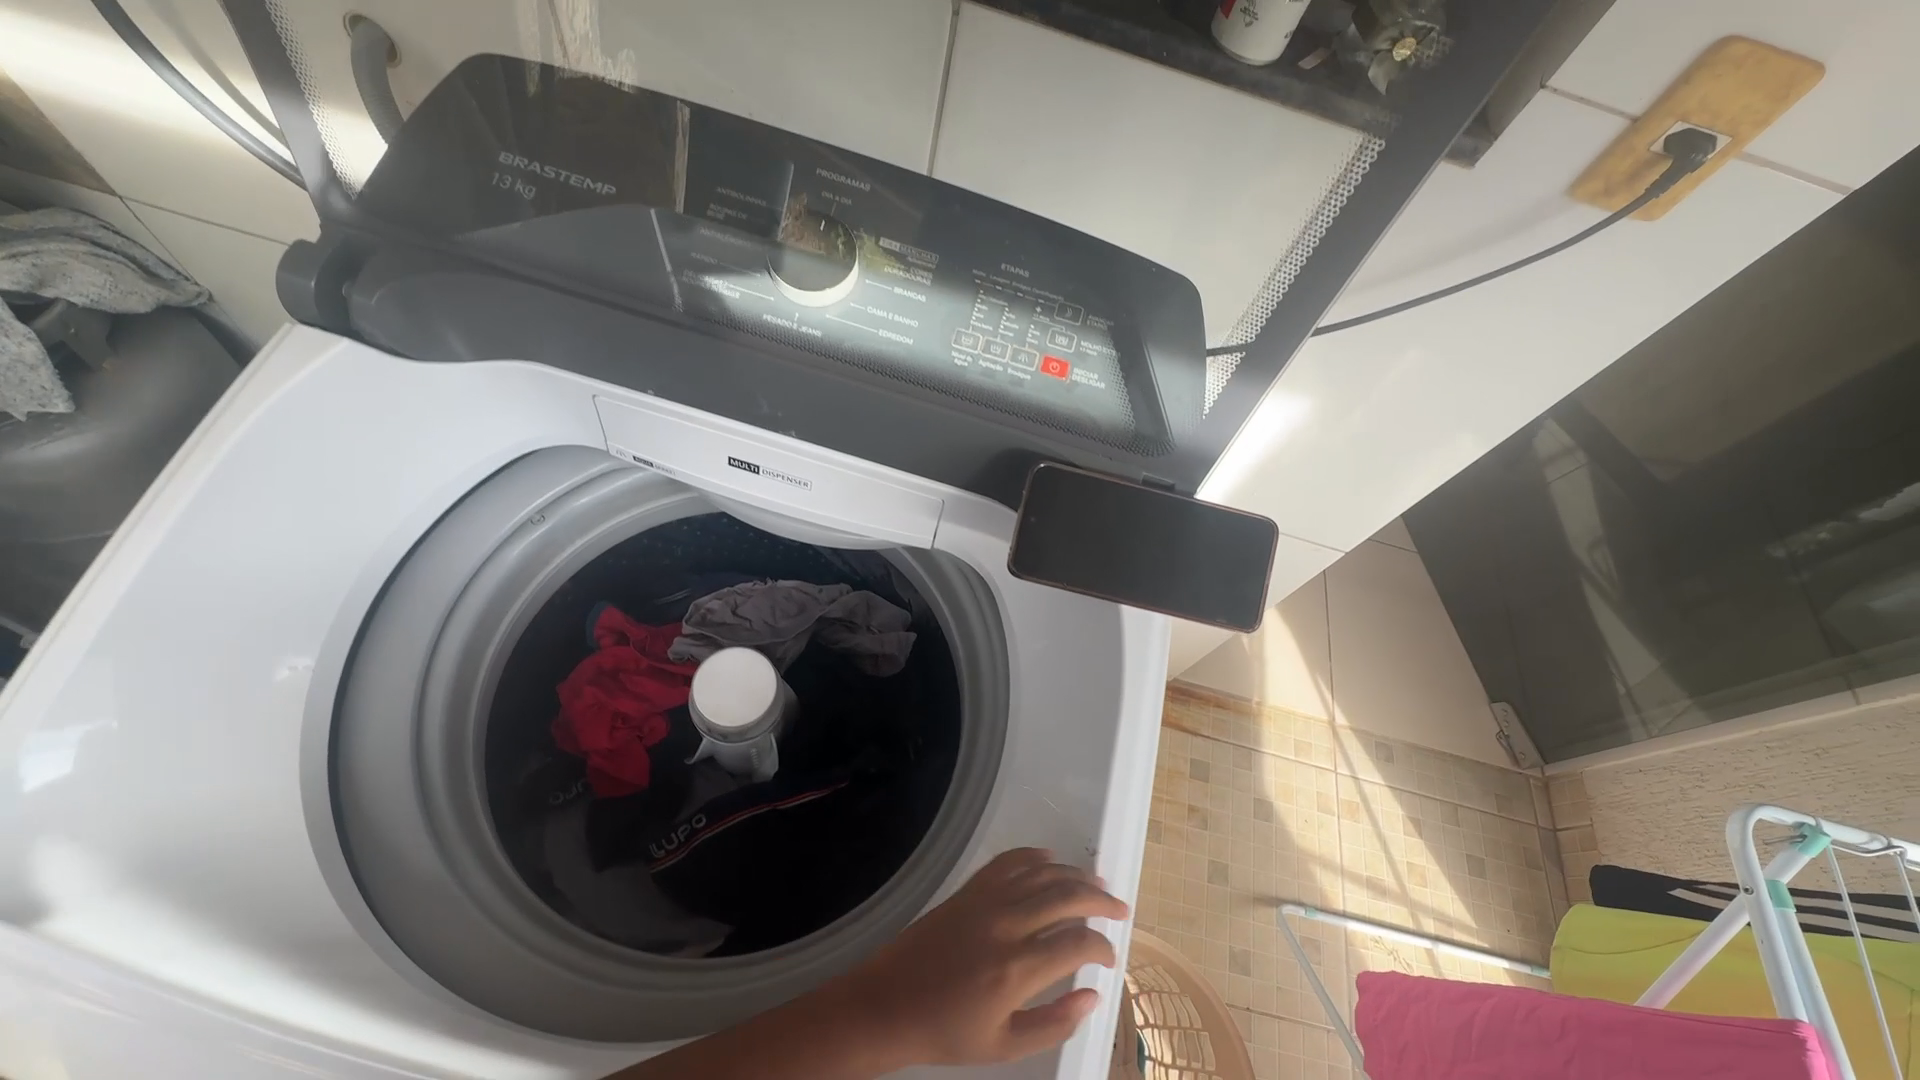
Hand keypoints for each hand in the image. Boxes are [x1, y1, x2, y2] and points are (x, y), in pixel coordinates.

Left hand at [828, 847, 1130, 1068]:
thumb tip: (1093, 995)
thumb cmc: (946, 1031)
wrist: (888, 1004)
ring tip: (1097, 884)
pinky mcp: (967, 891)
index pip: (1077, 943)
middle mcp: (1006, 926)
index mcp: (1016, 969)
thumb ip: (1055, 1023)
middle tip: (1120, 909)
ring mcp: (985, 902)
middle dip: (1100, 902)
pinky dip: (1033, 855)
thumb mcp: (1004, 1046)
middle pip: (1067, 897)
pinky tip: (1050, 859)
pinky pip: (1007, 862)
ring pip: (1042, 874)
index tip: (1109, 957)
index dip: (1103, 947)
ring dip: (1074, 875)